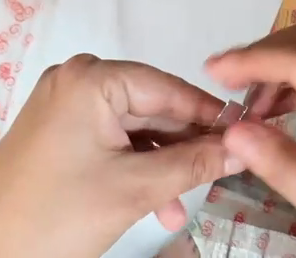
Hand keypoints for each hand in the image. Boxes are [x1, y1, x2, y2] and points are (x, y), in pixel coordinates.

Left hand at [0, 54, 234, 257]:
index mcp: (90, 78)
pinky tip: (155, 201)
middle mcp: (74, 79)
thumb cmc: (59, 219)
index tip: (244, 130)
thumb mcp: (135, 190)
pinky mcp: (52, 132)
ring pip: (129, 127)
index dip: (207, 112)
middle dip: (181, 145)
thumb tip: (240, 147)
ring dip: (159, 163)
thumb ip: (192, 163)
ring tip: (182, 202)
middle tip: (219, 170)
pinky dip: (131, 166)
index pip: (165, 87)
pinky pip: (106, 139)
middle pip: (147, 106)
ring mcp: (59, 105)